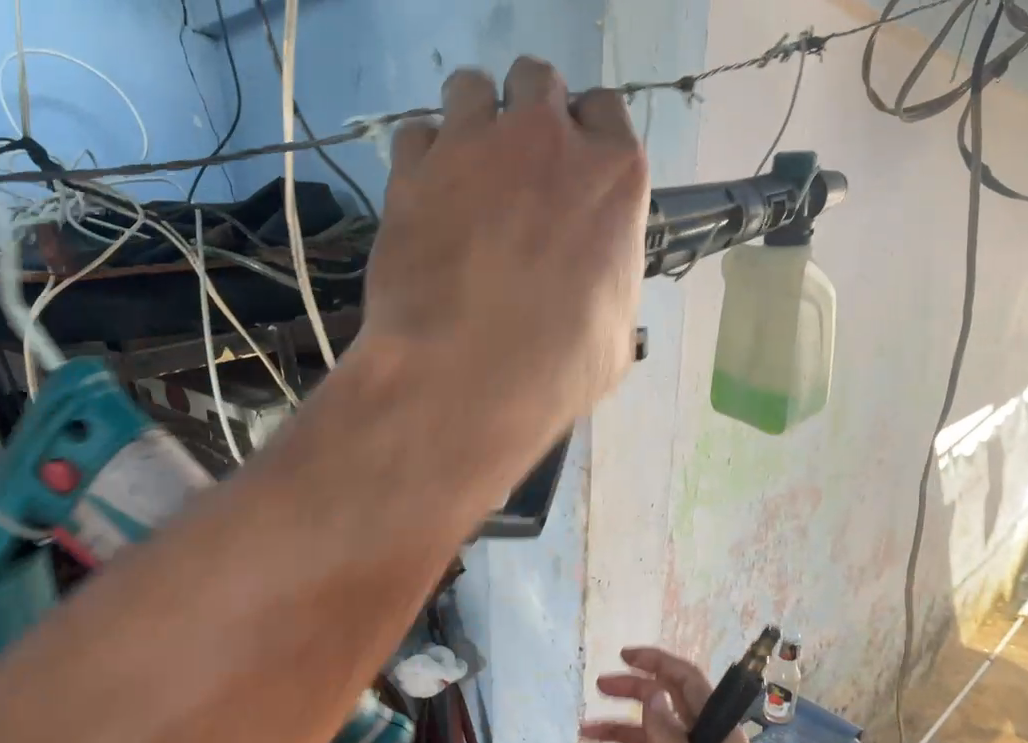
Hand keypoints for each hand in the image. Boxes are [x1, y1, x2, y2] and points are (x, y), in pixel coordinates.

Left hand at [360, 58, 649, 450]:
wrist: (465, 376)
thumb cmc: (558, 368)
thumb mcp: (615, 333)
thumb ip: (609, 282)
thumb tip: (596, 289)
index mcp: (613, 175)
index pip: (605, 111)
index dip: (584, 136)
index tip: (569, 169)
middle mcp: (547, 140)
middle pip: (538, 81)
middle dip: (528, 113)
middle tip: (515, 167)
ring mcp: (474, 147)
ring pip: (470, 86)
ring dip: (471, 117)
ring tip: (464, 168)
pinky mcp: (412, 171)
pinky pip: (415, 133)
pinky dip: (421, 156)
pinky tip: (423, 195)